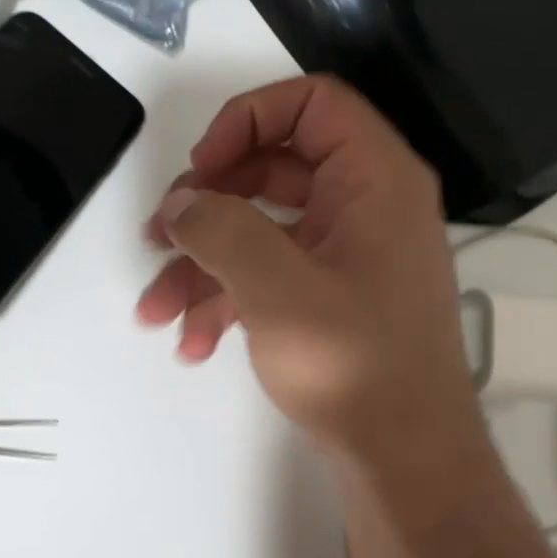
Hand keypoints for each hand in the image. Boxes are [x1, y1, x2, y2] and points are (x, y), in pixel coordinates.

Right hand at [138, 76, 479, 464]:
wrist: (401, 453)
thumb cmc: (353, 363)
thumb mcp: (277, 289)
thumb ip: (221, 231)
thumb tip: (180, 204)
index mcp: (373, 180)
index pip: (310, 104)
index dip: (246, 121)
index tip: (199, 171)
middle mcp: (363, 206)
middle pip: (269, 169)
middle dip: (204, 206)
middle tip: (157, 238)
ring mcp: (344, 254)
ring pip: (257, 231)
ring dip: (199, 266)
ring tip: (155, 311)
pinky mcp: (327, 296)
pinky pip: (266, 275)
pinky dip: (224, 300)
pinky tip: (193, 342)